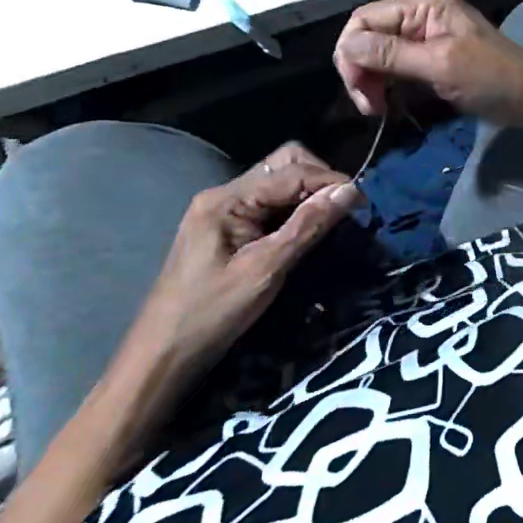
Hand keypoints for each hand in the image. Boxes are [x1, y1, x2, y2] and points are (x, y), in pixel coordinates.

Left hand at [129, 143, 358, 380]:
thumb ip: (307, 226)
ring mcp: (223, 210)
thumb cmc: (211, 315)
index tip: (362, 201)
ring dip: (308, 194)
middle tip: (344, 207)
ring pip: (277, 183)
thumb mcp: (265, 270)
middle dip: (318, 179)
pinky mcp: (226, 228)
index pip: (290, 171)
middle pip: (282, 165)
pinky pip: (268, 204)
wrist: (160, 357)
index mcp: (227, 199)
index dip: (329, 181)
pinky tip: (308, 229)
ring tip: (333, 218)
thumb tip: (350, 191)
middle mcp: (224, 194)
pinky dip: (293, 210)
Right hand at [333, 0, 522, 126]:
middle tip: (370, 108)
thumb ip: (391, 54)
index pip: (365, 18)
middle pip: (368, 35)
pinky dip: (387, 84)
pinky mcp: (429, 55)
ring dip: (371, 81)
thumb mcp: (440, 66)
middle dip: (360, 70)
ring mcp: (425, 33)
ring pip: (377, 52)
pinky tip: (390, 104)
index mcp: (425, 4)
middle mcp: (421, 12)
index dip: (351, 52)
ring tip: (379, 110)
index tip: (359, 91)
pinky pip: (394, 65)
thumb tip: (346, 45)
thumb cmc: (491, 79)